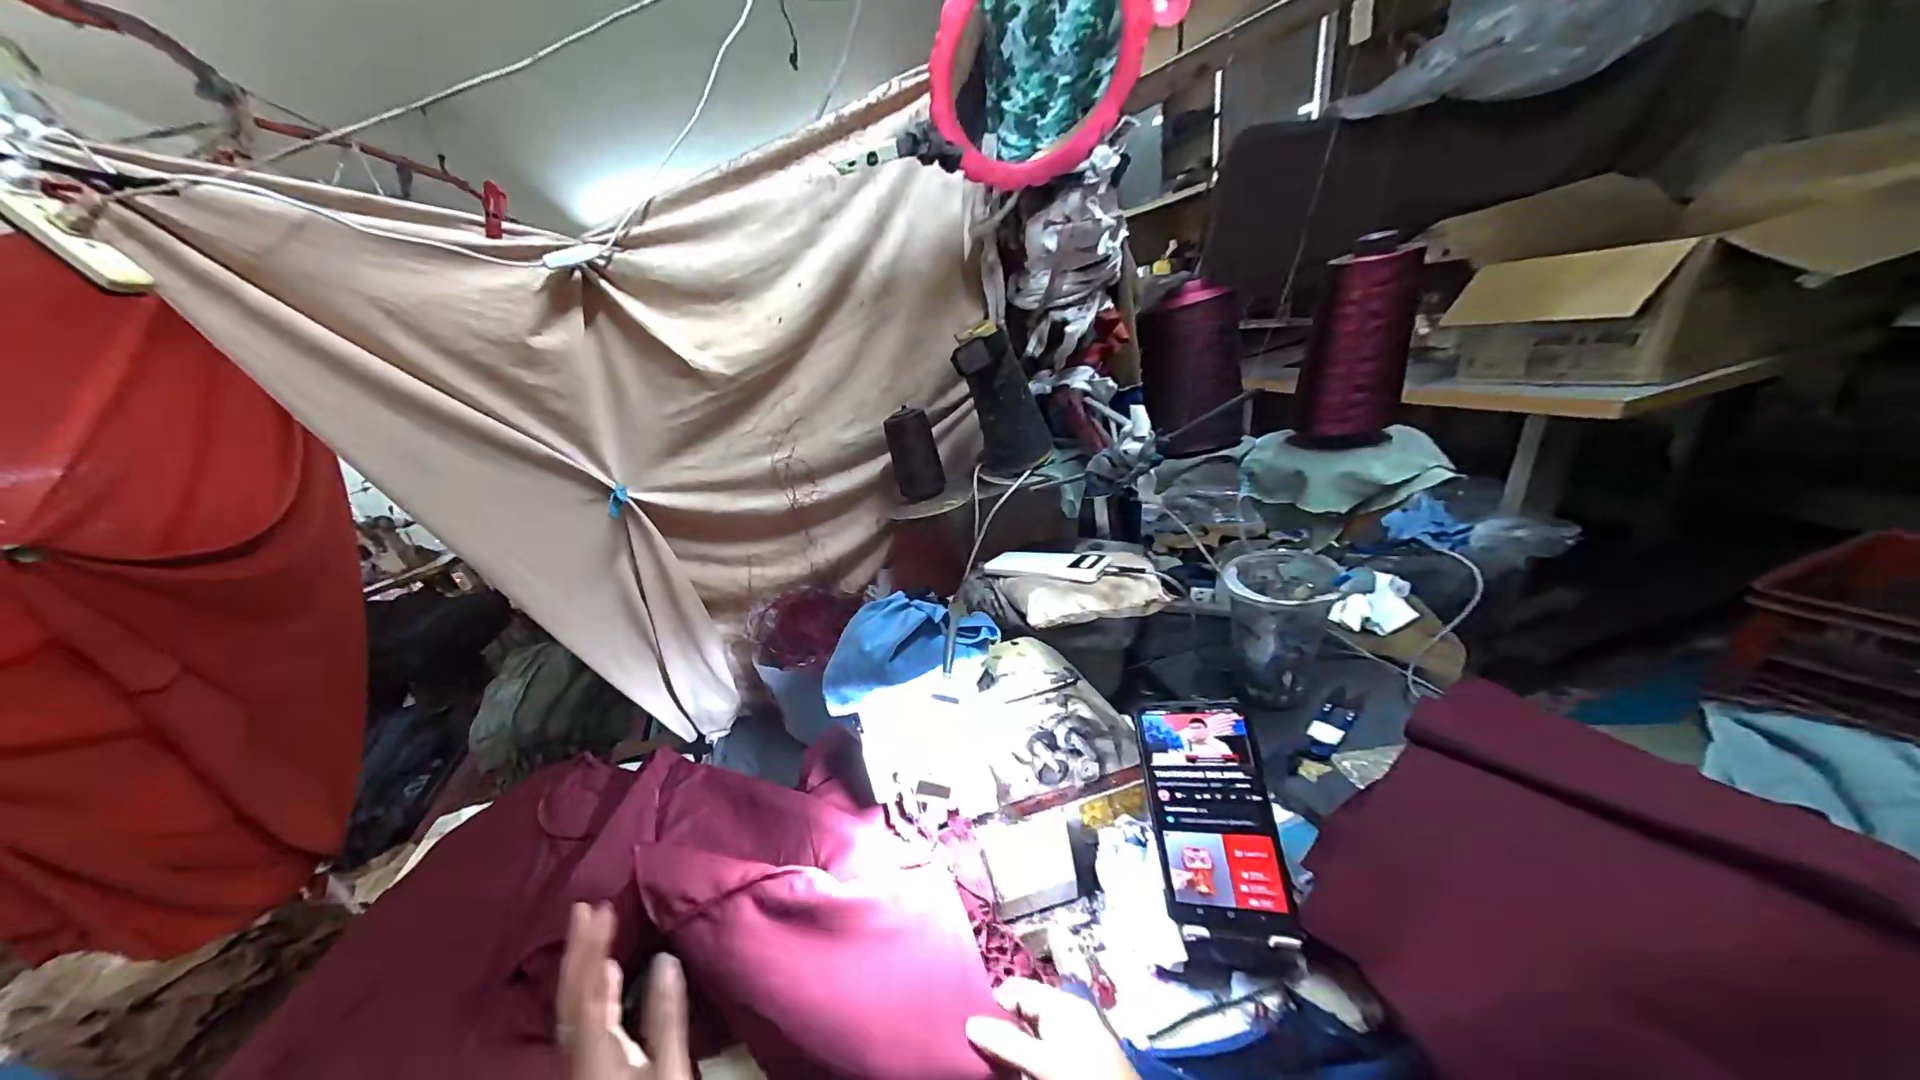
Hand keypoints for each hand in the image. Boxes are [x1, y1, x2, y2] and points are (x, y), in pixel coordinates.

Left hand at [556, 903, 692, 1079]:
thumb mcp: (668, 1069)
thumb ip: (664, 1016)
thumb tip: (664, 960)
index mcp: (596, 1050)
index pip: (589, 990)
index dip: (592, 949)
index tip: (602, 909)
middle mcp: (578, 1053)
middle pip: (571, 996)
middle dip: (578, 950)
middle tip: (584, 908)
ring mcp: (577, 1062)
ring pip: (568, 1006)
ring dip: (577, 965)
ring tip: (585, 932)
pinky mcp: (585, 1067)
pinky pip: (575, 1017)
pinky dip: (582, 989)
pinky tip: (595, 979)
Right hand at [965, 978, 1139, 1079]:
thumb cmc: (1083, 1079)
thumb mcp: (1042, 1062)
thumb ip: (1007, 1042)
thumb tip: (970, 1023)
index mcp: (1061, 1003)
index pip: (1017, 990)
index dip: (994, 1007)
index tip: (973, 1032)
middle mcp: (1068, 1012)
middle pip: (1025, 1011)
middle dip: (1003, 1029)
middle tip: (981, 1052)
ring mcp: (1077, 1036)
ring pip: (1034, 1033)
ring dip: (1016, 1047)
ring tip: (997, 1065)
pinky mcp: (1082, 1059)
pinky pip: (1047, 1048)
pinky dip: (1032, 1058)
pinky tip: (1023, 1073)